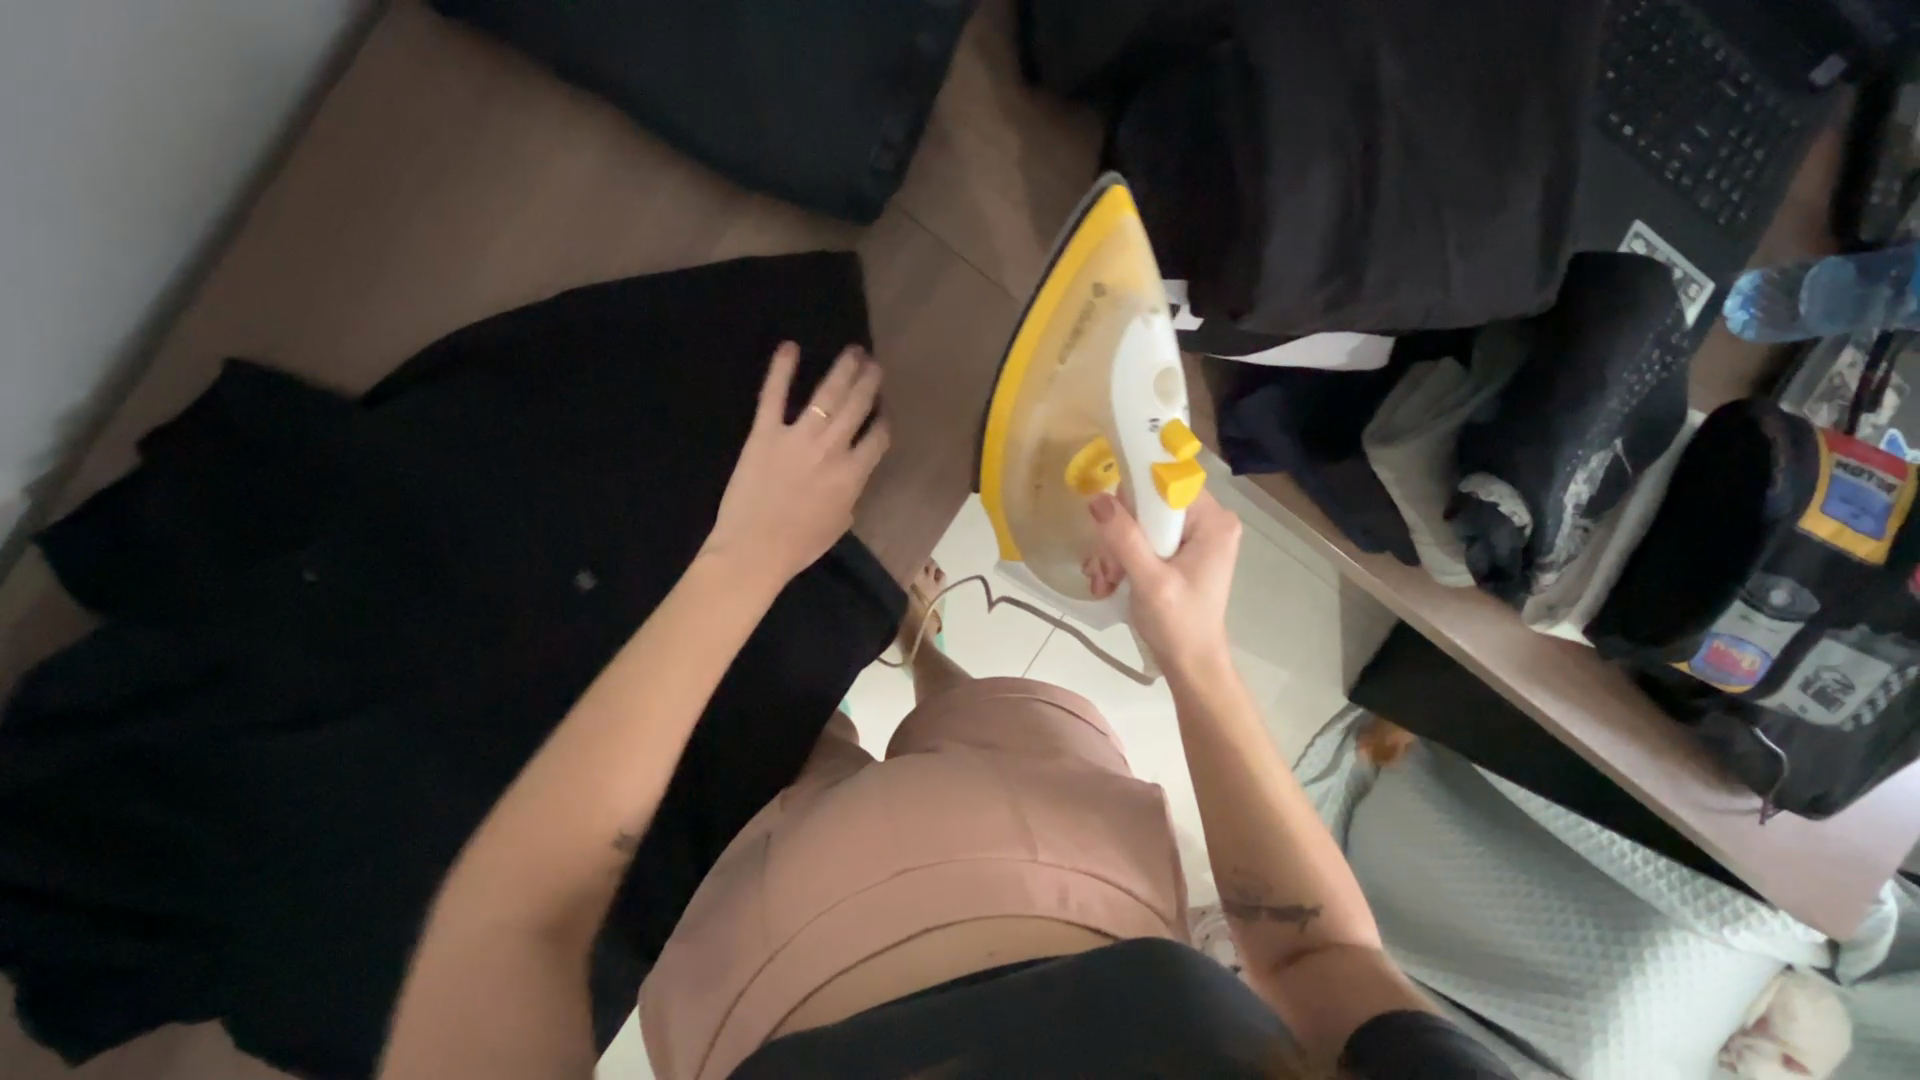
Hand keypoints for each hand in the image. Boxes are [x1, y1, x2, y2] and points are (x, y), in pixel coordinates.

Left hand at [702, 342, 889, 590]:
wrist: (754, 550)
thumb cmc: (798, 546)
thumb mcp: (838, 525)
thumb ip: (849, 496)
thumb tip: (849, 479)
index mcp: (853, 475)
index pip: (878, 438)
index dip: (883, 423)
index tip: (883, 413)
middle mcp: (832, 449)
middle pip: (858, 407)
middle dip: (869, 383)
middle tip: (874, 365)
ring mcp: (798, 437)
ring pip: (828, 395)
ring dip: (843, 370)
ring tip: (853, 352)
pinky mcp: (764, 433)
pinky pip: (773, 396)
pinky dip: (781, 369)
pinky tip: (789, 347)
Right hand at [1084, 489, 1241, 677]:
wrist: (1191, 664)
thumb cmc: (1179, 624)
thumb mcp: (1149, 581)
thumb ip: (1125, 538)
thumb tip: (1096, 498)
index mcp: (1213, 521)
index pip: (1167, 483)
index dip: (1134, 497)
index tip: (1110, 521)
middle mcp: (1207, 521)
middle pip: (1148, 503)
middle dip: (1119, 533)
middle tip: (1106, 568)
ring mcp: (1193, 537)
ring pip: (1139, 522)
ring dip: (1114, 550)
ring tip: (1105, 582)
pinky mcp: (1179, 552)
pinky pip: (1142, 538)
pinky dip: (1121, 559)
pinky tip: (1110, 582)